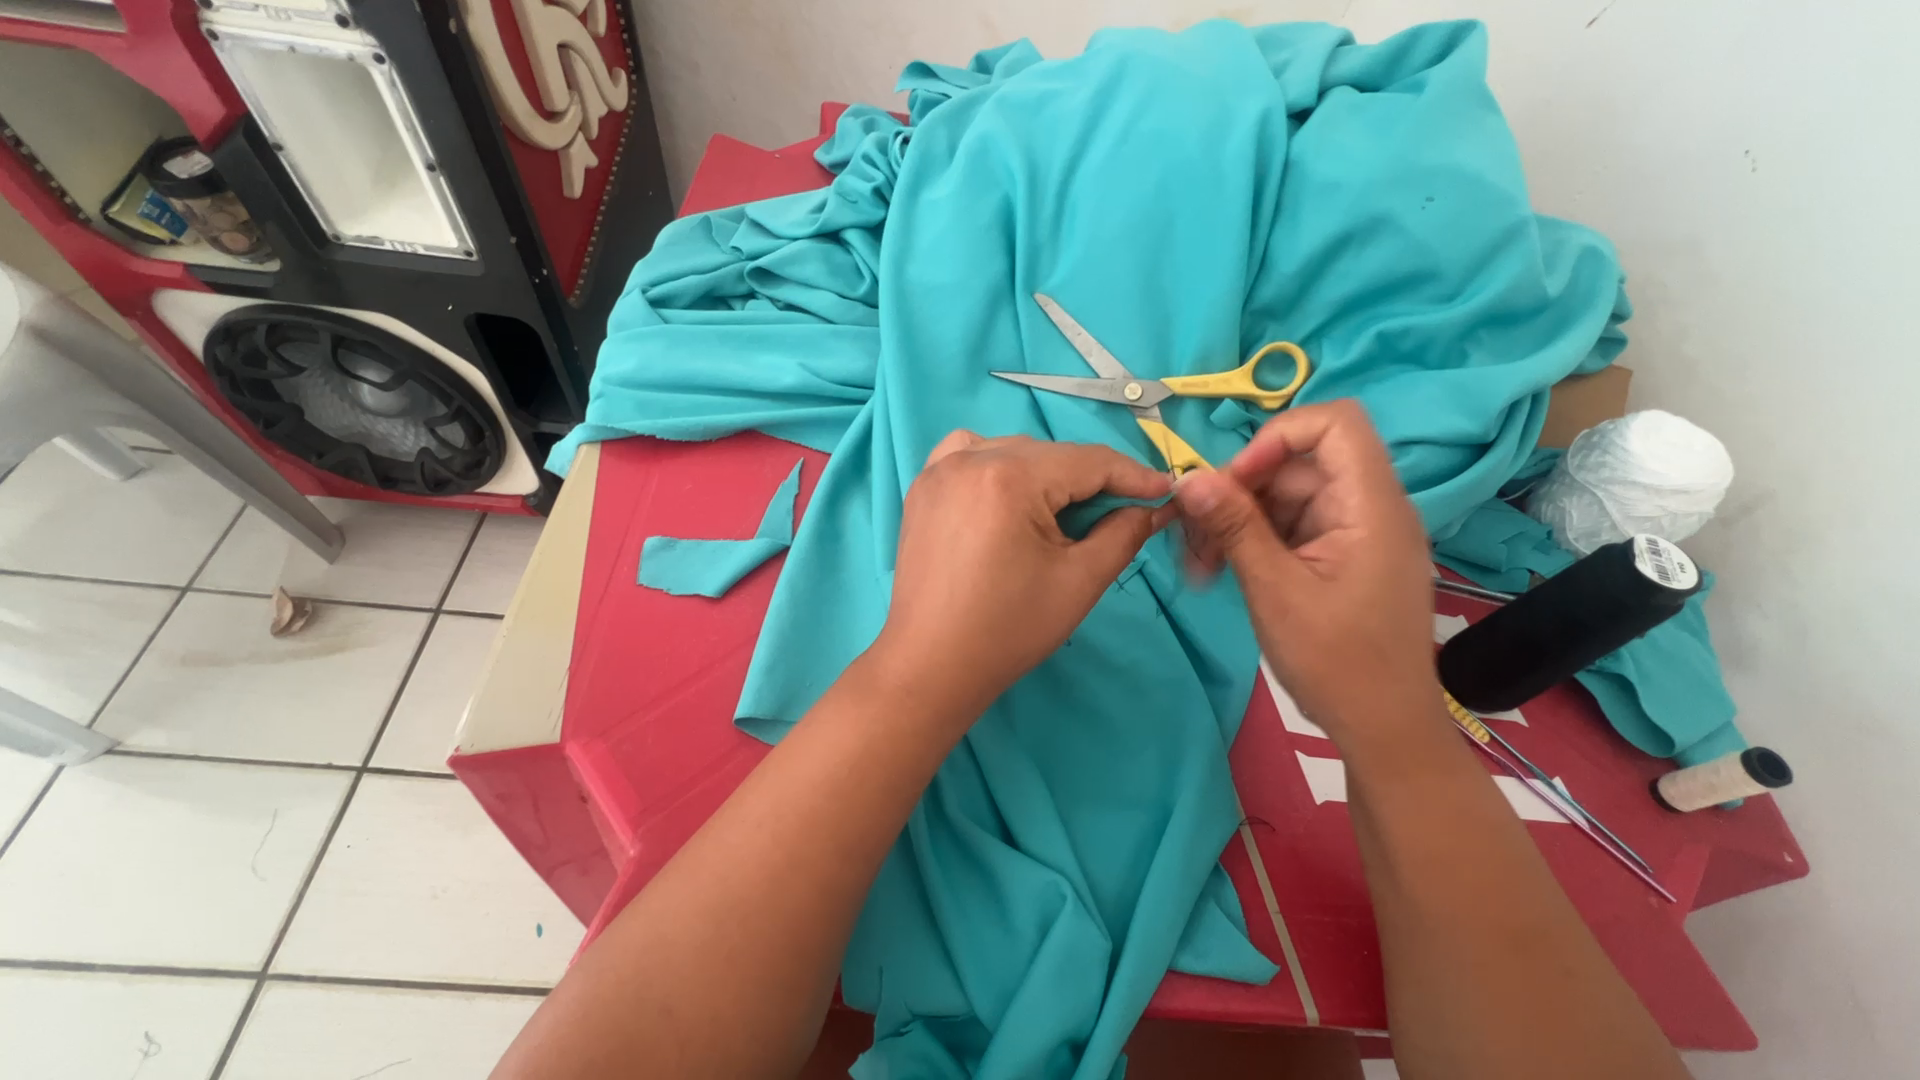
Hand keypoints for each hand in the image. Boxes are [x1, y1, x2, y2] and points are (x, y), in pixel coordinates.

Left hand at [873, 431, 1172, 719]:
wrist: (932, 665)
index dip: (1133, 475)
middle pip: (1051, 454)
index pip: (1088, 461)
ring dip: (1046, 473)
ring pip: (1013, 451)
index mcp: (1010, 478)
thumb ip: (1123, 535)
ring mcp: (939, 471)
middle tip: (1121, 513)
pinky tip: (1008, 494)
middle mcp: (970, 459)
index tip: (1165, 491)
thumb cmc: (1009, 629)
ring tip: (1063, 513)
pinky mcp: (923, 489)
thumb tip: (1150, 507)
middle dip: (1090, 480)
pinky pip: (969, 454)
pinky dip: (997, 464)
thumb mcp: (1079, 581)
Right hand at [1172, 401, 1438, 742]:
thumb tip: (1189, 478)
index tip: (1235, 483)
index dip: (1277, 437)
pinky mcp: (1343, 556)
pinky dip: (1255, 541)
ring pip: (1287, 496)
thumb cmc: (1337, 663)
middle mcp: (1370, 507)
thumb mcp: (1275, 591)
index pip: (1334, 423)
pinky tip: (1222, 570)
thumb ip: (1234, 527)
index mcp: (1371, 506)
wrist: (1383, 728)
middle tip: (1195, 534)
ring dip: (1239, 520)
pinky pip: (1293, 526)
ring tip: (1200, 564)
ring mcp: (1357, 533)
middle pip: (1299, 463)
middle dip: (1240, 490)